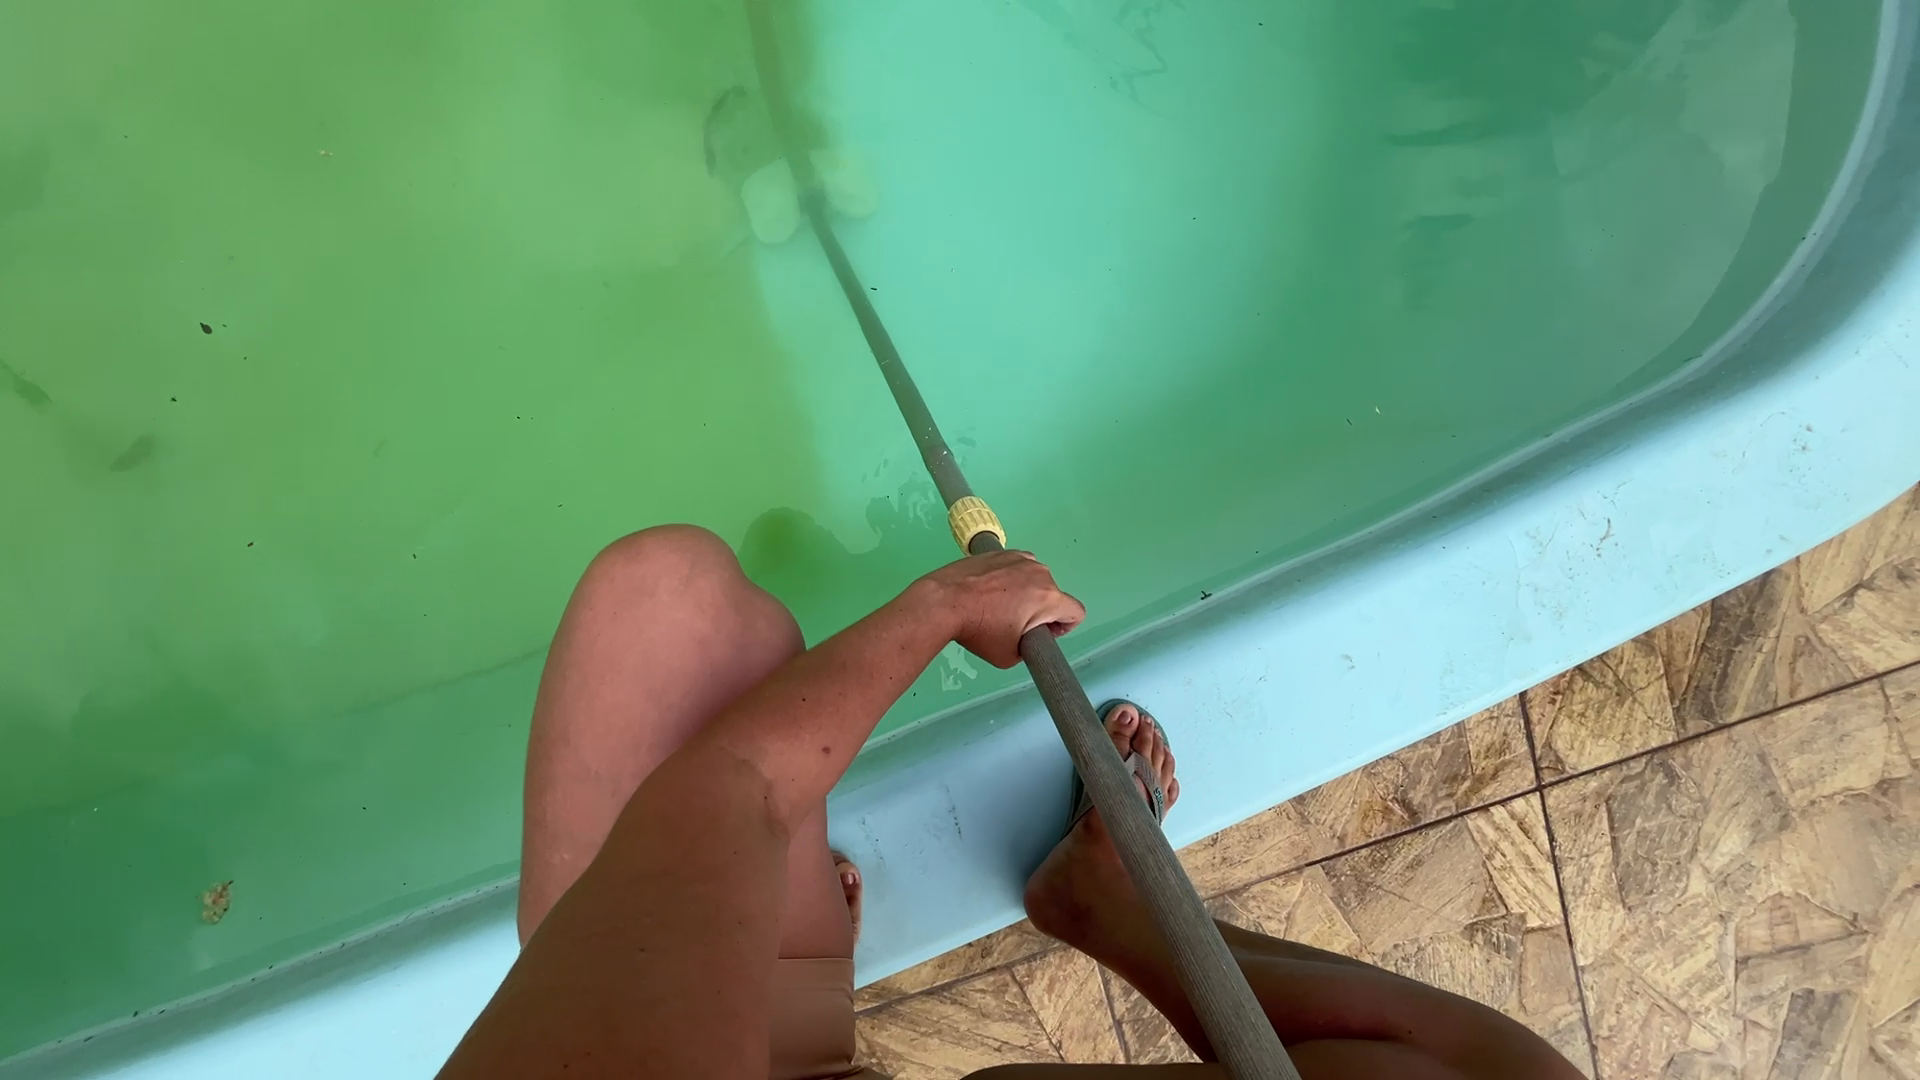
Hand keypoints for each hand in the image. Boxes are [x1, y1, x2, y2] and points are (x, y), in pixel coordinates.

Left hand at [913, 551, 1084, 668]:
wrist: (944, 601)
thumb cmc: (978, 630)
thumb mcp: (1009, 656)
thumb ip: (1031, 648)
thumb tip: (1028, 638)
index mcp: (1049, 598)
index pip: (1076, 612)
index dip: (1063, 628)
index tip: (1041, 634)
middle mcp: (1040, 573)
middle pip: (1054, 595)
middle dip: (1040, 610)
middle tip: (1013, 624)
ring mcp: (1019, 558)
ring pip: (1035, 578)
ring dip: (1026, 592)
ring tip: (998, 605)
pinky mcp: (1000, 552)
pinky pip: (1016, 566)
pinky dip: (1009, 578)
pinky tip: (989, 590)